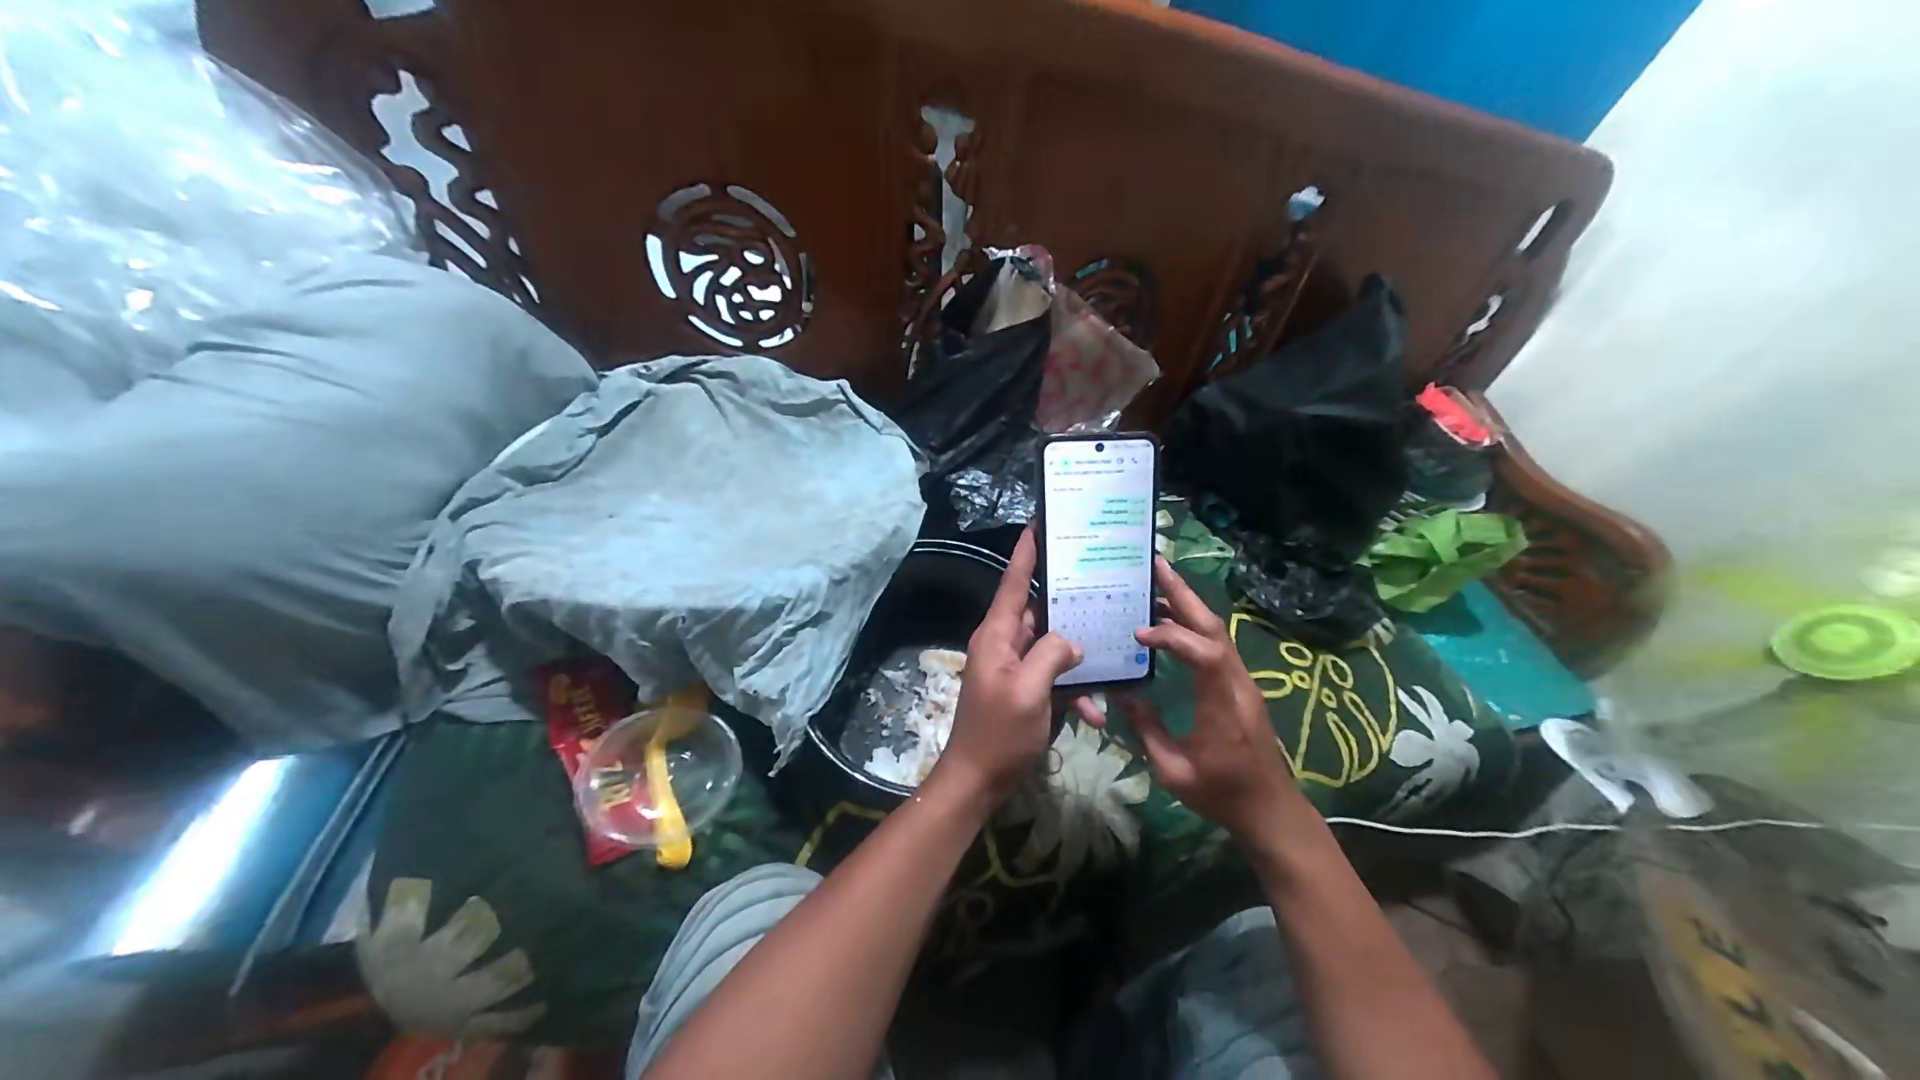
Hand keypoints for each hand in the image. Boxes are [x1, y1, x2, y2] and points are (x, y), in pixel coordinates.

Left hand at [930, 529, 1082, 807]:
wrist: (978, 781)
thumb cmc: (999, 734)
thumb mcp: (1029, 691)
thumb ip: (1052, 655)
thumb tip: (1071, 640)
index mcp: (997, 635)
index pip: (1015, 584)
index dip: (1027, 554)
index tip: (1039, 524)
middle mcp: (1005, 644)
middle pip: (1041, 612)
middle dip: (1072, 605)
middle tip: (1104, 586)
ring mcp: (1015, 668)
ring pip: (1054, 647)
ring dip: (1080, 661)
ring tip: (1114, 659)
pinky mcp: (1026, 690)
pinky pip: (1055, 679)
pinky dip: (1075, 693)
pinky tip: (1095, 714)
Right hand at [1075, 556, 1297, 839]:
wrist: (1269, 808)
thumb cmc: (1221, 793)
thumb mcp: (1173, 770)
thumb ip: (1147, 728)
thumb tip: (1123, 692)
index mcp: (1223, 704)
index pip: (1203, 653)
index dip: (1171, 637)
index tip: (1138, 634)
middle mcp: (1237, 683)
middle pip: (1213, 627)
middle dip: (1184, 594)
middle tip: (1156, 565)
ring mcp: (1241, 681)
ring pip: (1216, 632)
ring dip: (1188, 605)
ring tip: (1157, 582)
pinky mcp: (1239, 685)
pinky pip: (1216, 645)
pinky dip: (1192, 625)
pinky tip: (1169, 621)